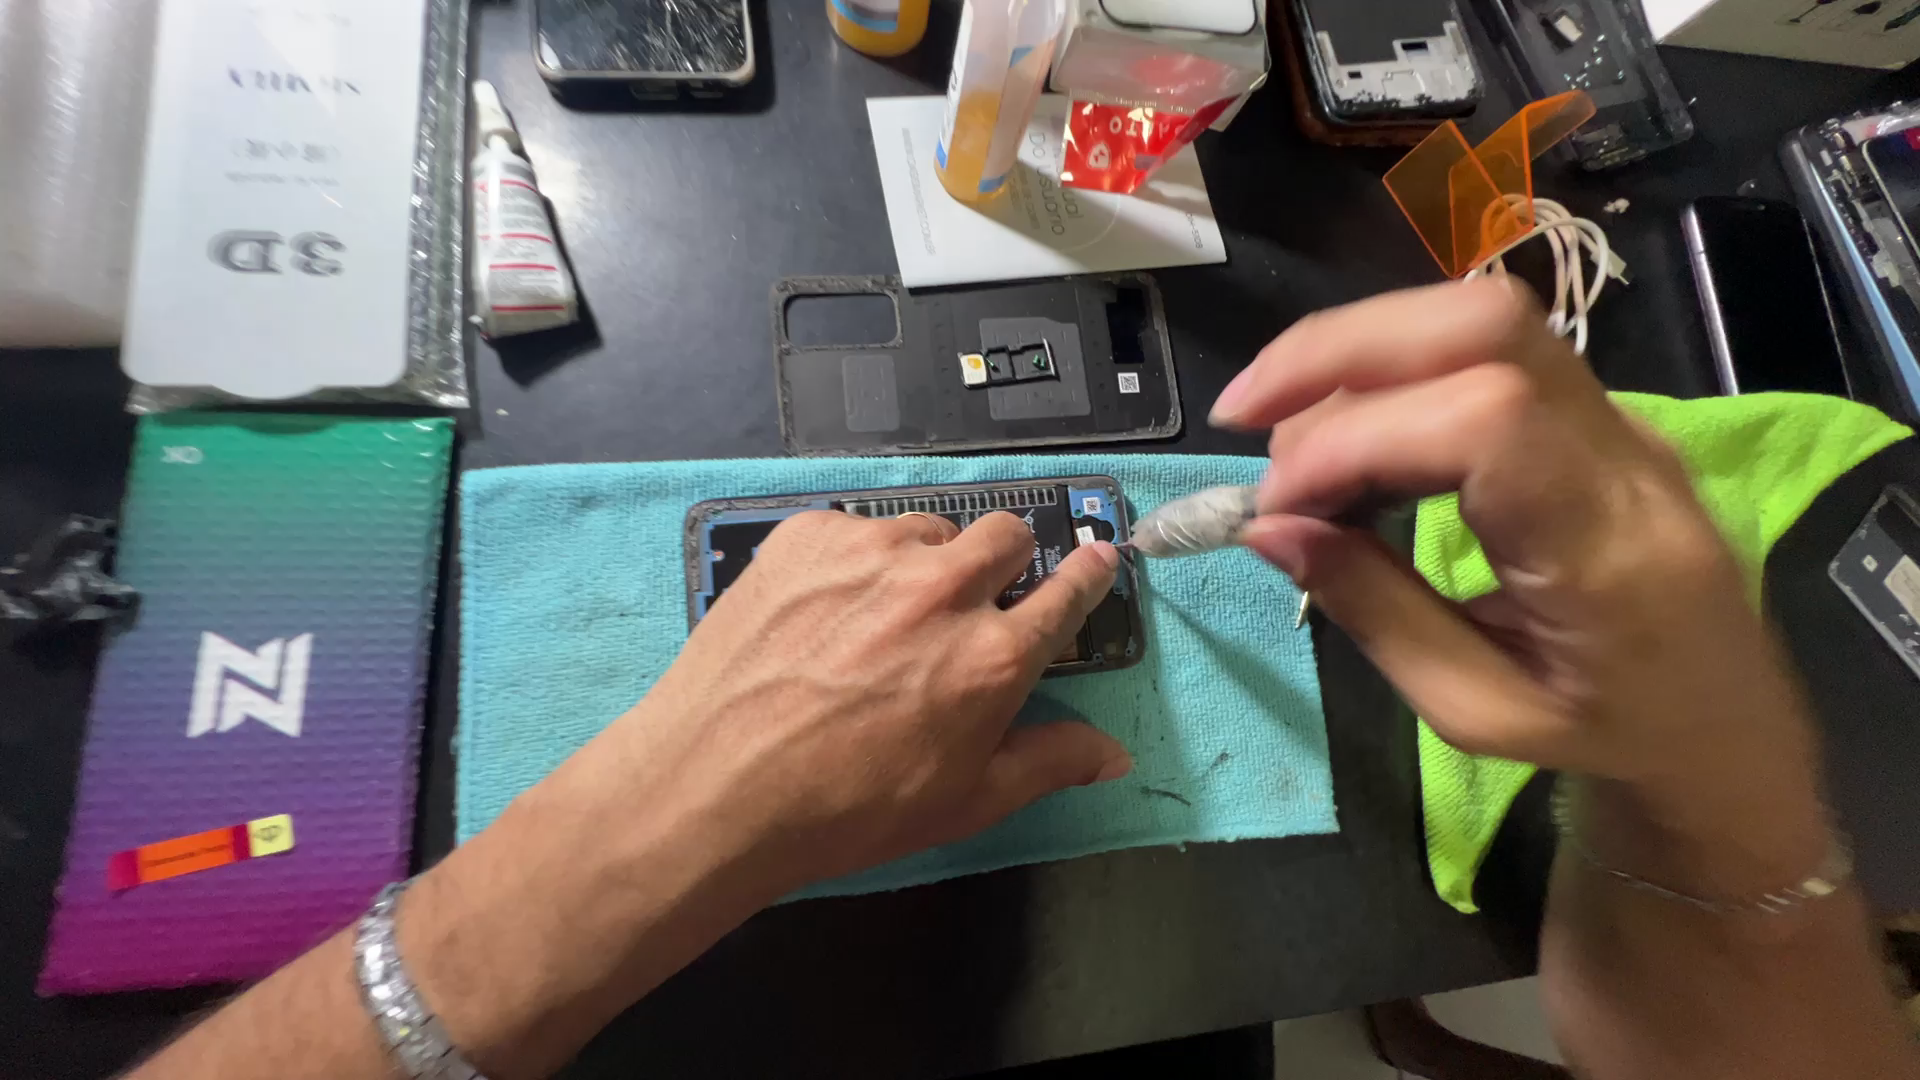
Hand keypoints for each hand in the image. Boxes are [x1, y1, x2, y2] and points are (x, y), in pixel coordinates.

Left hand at [608, 509, 1131, 889]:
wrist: (713, 785)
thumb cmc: (848, 808)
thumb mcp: (963, 802)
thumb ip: (1048, 763)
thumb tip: (1115, 755)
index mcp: (992, 655)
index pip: (1067, 594)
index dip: (1088, 574)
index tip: (1097, 558)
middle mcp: (942, 588)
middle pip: (1007, 533)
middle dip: (1002, 563)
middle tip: (966, 605)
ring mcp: (872, 551)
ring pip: (931, 529)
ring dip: (927, 561)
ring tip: (882, 614)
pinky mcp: (810, 535)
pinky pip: (859, 528)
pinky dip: (858, 560)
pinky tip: (823, 608)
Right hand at [1208, 280, 1821, 822]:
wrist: (1726, 717)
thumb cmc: (1602, 730)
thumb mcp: (1471, 708)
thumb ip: (1370, 609)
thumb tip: (1265, 529)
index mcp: (1606, 546)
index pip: (1482, 423)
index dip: (1351, 442)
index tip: (1274, 506)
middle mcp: (1620, 450)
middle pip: (1479, 326)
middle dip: (1332, 353)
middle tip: (1238, 414)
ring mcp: (1608, 416)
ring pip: (1468, 318)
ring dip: (1342, 359)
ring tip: (1278, 443)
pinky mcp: (1576, 409)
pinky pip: (1466, 350)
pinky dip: (1372, 373)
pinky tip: (1328, 430)